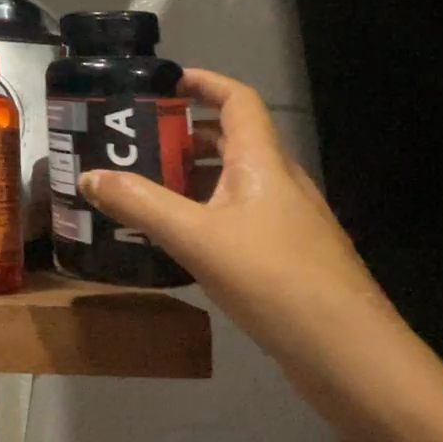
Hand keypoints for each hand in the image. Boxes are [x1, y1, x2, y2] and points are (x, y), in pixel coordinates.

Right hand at [79, 69, 390, 356]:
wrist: (355, 360)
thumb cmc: (276, 280)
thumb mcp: (195, 238)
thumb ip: (139, 204)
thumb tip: (87, 176)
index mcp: (262, 162)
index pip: (238, 99)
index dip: (203, 82)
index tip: (162, 83)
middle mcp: (280, 182)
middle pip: (232, 140)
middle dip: (184, 135)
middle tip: (136, 143)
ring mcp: (290, 222)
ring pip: (235, 182)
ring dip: (194, 177)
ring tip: (147, 189)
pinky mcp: (292, 258)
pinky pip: (242, 217)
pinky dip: (208, 213)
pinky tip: (181, 241)